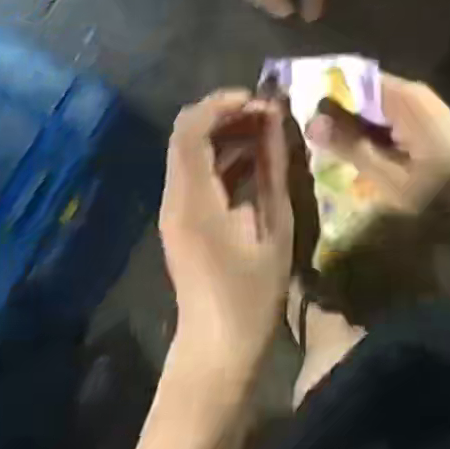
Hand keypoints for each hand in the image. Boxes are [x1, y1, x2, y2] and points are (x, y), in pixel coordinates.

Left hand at [158, 89, 293, 372]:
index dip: (223, 103)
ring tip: (268, 128)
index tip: (259, 99)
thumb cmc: (251, 294)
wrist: (218, 349)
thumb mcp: (274, 227)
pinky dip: (223, 154)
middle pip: (188, 132)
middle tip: (268, 112)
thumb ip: (273, 168)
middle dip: (227, 113)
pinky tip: (256, 156)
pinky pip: (197, 170)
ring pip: (192, 148)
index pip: (192, 128)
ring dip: (226, 132)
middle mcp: (174, 194)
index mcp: (192, 197)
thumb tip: (275, 120)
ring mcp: (174, 205)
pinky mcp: (182, 215)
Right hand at [306, 74, 449, 215]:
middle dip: (329, 109)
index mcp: (403, 97)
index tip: (290, 105)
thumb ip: (351, 146)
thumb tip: (310, 118)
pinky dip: (366, 132)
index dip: (318, 86)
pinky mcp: (423, 121)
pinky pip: (383, 117)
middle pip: (357, 89)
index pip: (349, 75)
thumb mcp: (393, 181)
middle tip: (300, 133)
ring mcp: (418, 106)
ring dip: (347, 124)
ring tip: (318, 145)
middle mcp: (409, 92)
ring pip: (368, 105)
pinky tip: (351, 154)